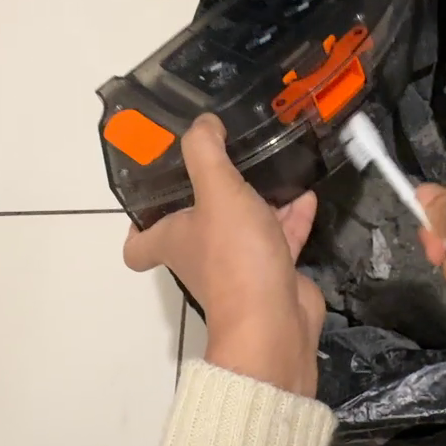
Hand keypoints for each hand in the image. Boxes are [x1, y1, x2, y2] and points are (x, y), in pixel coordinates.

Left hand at [124, 114, 325, 395]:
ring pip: (245, 224)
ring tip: (274, 165)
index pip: (138, 242)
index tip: (153, 190)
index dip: (138, 222)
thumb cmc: (234, 257)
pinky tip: (307, 192)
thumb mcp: (217, 192)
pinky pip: (280, 237)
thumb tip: (201, 123)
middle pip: (199, 222)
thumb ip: (205, 152)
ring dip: (259, 199)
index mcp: (174, 240)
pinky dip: (292, 216)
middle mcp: (201, 254)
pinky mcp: (273, 273)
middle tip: (228, 156)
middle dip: (213, 192)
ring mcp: (239, 265)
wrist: (275, 322)